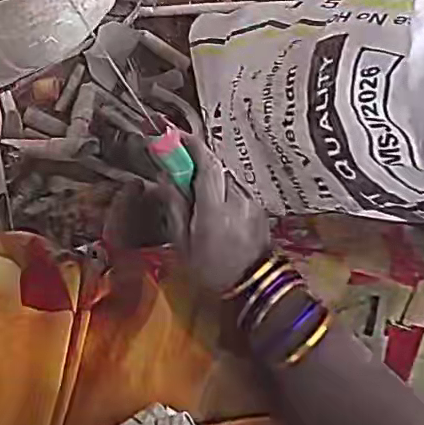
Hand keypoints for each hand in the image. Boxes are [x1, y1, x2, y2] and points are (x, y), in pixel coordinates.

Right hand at [182, 135, 272, 294]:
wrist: (254, 289)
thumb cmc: (212, 271)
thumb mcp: (183, 244)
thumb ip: (174, 206)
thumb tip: (164, 176)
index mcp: (215, 209)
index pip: (206, 164)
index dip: (190, 144)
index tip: (173, 134)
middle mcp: (237, 199)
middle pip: (216, 167)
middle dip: (197, 162)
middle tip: (179, 166)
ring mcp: (251, 202)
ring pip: (226, 177)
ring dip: (210, 178)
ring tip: (197, 195)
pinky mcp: (259, 207)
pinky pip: (235, 189)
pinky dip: (222, 190)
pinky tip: (215, 208)